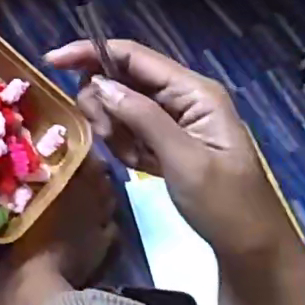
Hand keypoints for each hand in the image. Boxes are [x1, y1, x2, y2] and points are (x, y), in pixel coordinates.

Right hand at [44, 40, 299, 263]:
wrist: (252, 252)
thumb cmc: (227, 206)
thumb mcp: (185, 160)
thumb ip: (142, 117)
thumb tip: (98, 83)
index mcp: (194, 91)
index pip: (132, 55)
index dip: (90, 52)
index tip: (52, 61)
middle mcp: (182, 95)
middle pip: (120, 77)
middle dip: (103, 103)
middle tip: (106, 135)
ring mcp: (173, 116)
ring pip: (119, 103)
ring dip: (114, 128)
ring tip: (133, 158)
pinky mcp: (165, 136)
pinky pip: (127, 126)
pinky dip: (124, 144)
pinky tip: (141, 165)